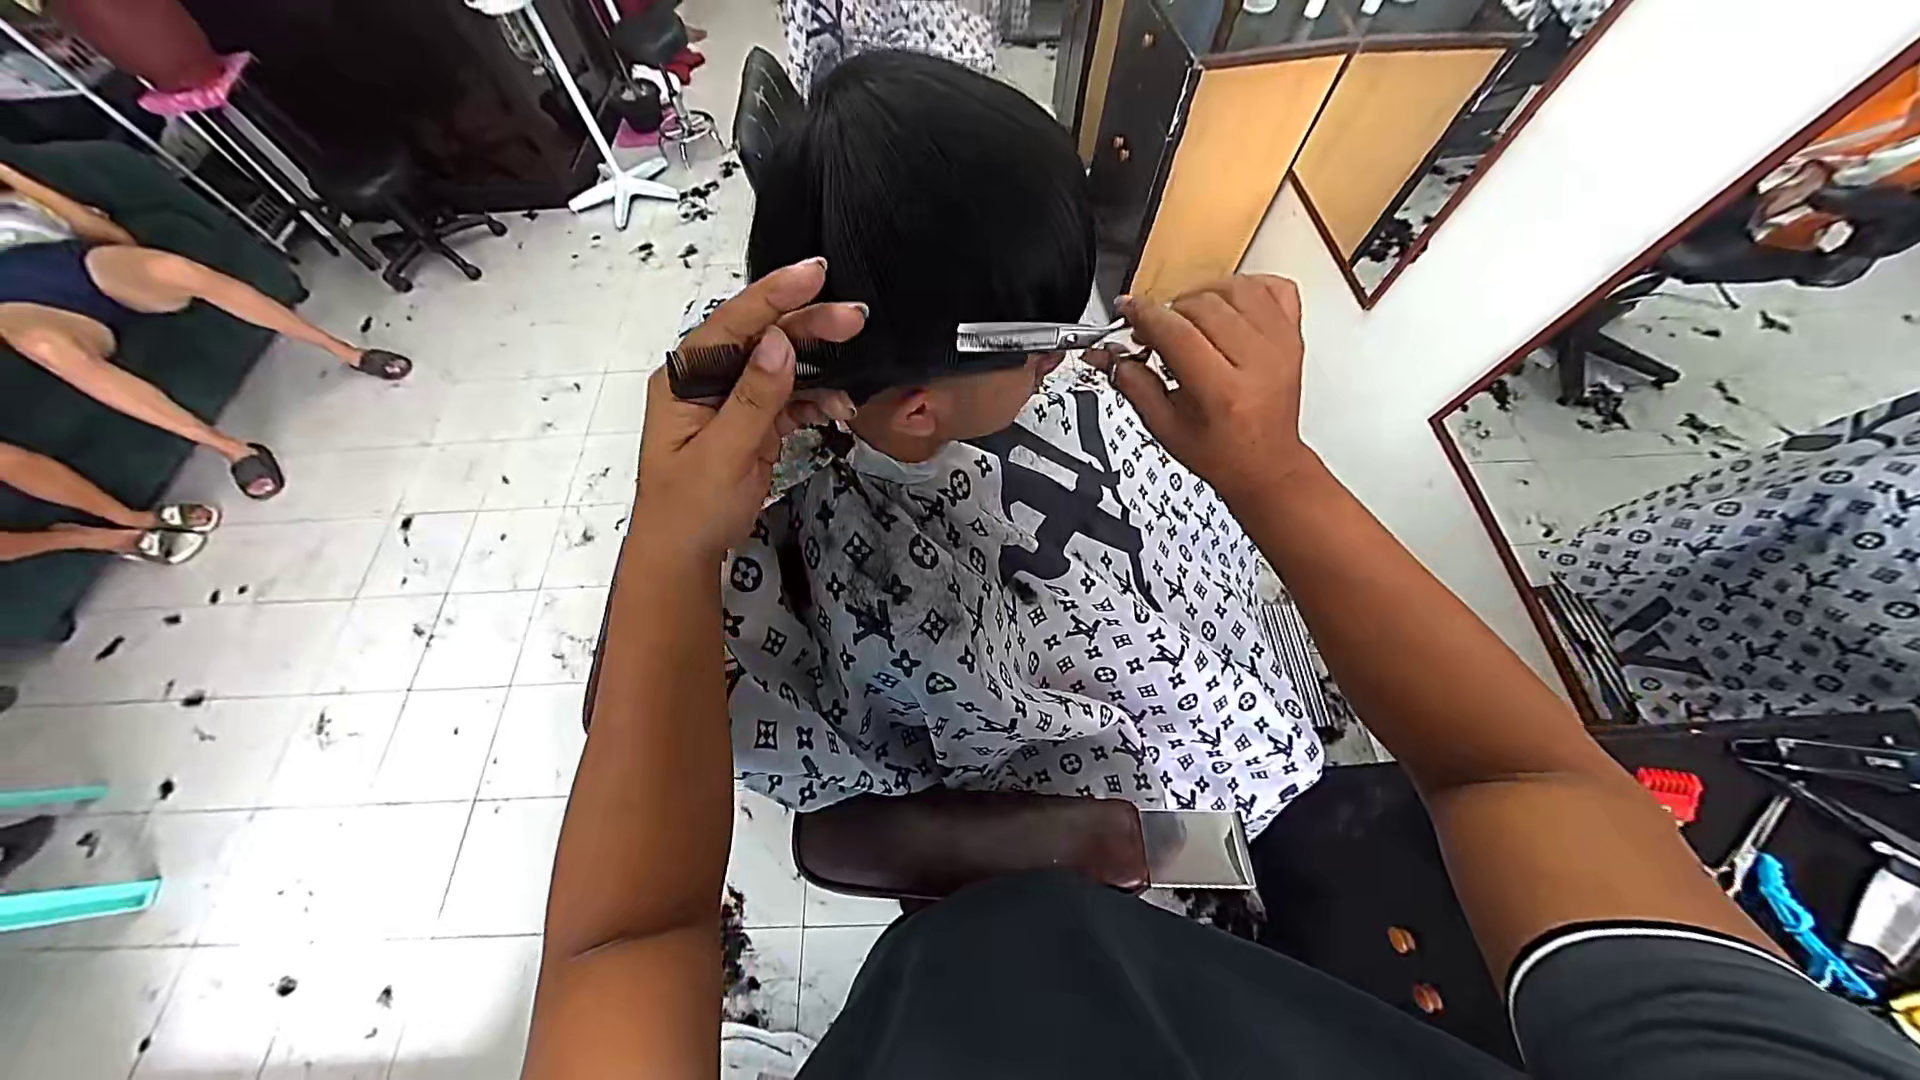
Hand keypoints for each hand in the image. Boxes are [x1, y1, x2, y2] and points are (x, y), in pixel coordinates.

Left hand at [632, 257, 865, 563]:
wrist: (684, 554)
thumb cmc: (690, 510)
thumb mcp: (722, 454)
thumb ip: (752, 398)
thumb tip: (779, 344)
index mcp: (686, 378)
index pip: (734, 323)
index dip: (776, 295)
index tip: (816, 274)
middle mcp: (708, 381)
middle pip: (763, 340)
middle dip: (808, 327)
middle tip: (854, 317)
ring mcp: (731, 403)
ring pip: (780, 369)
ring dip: (818, 368)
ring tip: (855, 369)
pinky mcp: (751, 424)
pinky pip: (787, 401)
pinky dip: (814, 400)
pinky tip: (837, 405)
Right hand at [1094, 276, 1316, 506]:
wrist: (1264, 463)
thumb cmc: (1220, 453)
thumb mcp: (1164, 426)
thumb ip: (1134, 384)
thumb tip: (1109, 353)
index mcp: (1223, 393)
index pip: (1178, 333)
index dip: (1146, 315)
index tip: (1128, 311)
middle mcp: (1258, 363)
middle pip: (1204, 305)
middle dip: (1168, 310)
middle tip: (1152, 329)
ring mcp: (1281, 346)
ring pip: (1236, 287)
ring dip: (1201, 295)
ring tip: (1186, 318)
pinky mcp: (1294, 335)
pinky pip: (1273, 287)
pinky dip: (1245, 287)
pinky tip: (1227, 306)